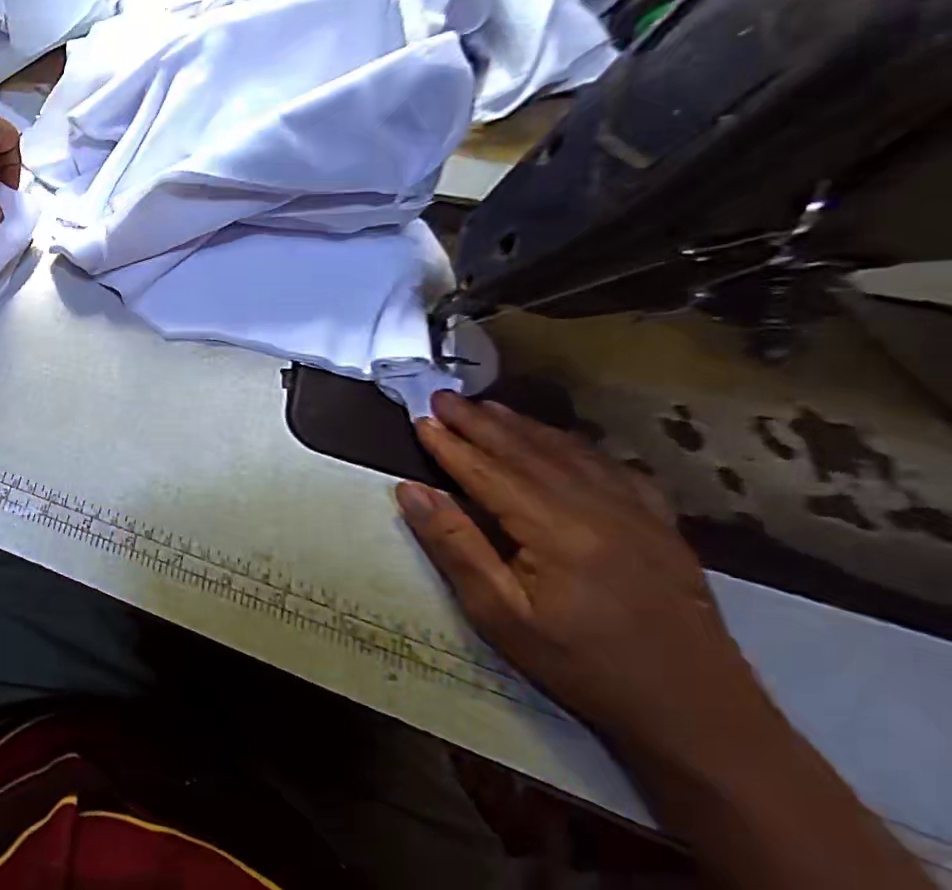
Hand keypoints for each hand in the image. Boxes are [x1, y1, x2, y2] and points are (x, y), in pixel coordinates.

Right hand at [396, 392, 774, 765]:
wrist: (696, 712)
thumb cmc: (582, 665)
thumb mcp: (500, 615)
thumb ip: (455, 546)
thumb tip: (412, 490)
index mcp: (556, 530)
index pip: (489, 472)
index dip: (451, 445)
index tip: (421, 419)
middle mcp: (599, 508)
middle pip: (528, 453)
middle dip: (481, 423)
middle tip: (444, 397)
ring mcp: (638, 514)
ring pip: (570, 454)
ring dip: (525, 427)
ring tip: (490, 408)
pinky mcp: (662, 527)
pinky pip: (616, 470)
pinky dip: (580, 447)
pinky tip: (566, 442)